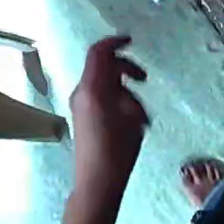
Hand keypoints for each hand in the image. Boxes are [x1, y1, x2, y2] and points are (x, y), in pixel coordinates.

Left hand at [68, 35, 148, 207]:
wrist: (96, 183)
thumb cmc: (116, 151)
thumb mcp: (130, 118)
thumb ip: (126, 92)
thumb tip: (125, 81)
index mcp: (91, 89)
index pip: (98, 52)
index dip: (115, 42)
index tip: (131, 40)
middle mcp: (81, 92)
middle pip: (102, 65)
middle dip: (126, 68)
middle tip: (144, 79)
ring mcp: (80, 104)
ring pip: (104, 82)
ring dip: (125, 89)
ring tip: (140, 114)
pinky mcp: (83, 115)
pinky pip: (101, 95)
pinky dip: (117, 99)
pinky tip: (132, 121)